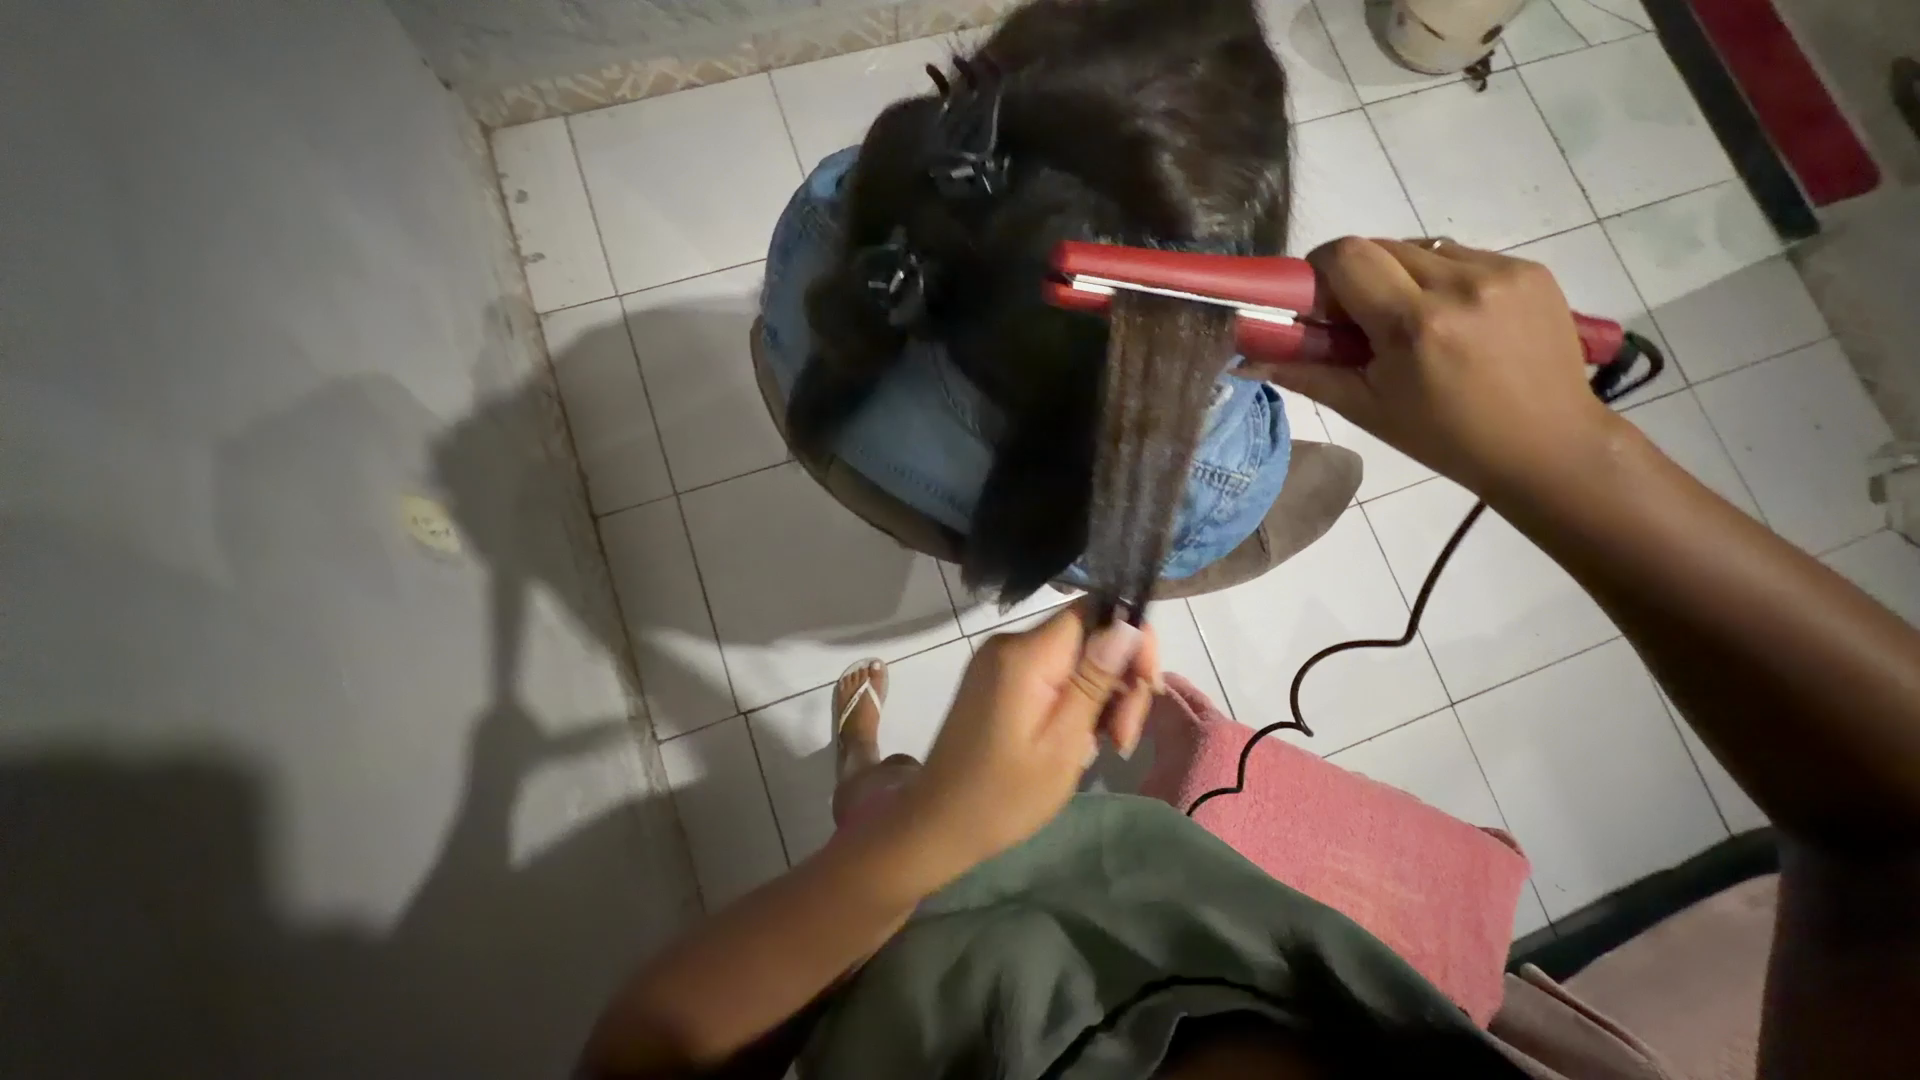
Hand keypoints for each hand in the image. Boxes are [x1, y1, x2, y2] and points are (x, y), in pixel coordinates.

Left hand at [900, 603, 1159, 873]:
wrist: (940, 823)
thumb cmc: (1006, 795)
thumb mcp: (1063, 742)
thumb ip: (1095, 680)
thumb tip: (1127, 624)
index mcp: (1025, 654)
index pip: (1094, 610)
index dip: (1131, 638)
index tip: (1146, 686)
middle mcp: (1010, 644)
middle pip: (1087, 636)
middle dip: (1119, 680)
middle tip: (1123, 739)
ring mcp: (1000, 662)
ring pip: (1074, 658)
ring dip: (1100, 698)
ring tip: (1104, 748)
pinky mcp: (997, 681)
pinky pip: (1051, 674)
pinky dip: (1074, 703)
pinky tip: (1078, 743)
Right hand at [1263, 237, 1627, 496]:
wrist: (1546, 445)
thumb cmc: (1444, 438)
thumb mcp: (1365, 409)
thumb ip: (1304, 372)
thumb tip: (1245, 356)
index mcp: (1414, 324)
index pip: (1347, 255)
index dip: (1318, 270)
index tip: (1316, 303)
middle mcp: (1460, 284)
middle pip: (1380, 245)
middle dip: (1356, 276)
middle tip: (1357, 322)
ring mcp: (1503, 272)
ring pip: (1421, 248)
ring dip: (1399, 276)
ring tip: (1410, 325)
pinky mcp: (1531, 269)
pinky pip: (1462, 257)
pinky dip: (1440, 281)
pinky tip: (1452, 322)